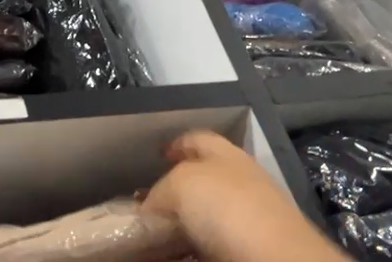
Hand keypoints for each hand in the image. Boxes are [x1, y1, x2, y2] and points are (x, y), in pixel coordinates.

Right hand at [143, 130, 345, 261]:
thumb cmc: (230, 210)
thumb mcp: (182, 184)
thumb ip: (160, 192)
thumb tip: (149, 210)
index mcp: (226, 157)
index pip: (197, 141)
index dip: (177, 146)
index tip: (158, 157)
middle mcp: (239, 188)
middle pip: (200, 187)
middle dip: (172, 199)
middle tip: (144, 213)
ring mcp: (247, 230)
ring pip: (203, 229)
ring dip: (178, 237)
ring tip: (149, 245)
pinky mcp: (247, 258)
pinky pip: (207, 255)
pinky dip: (188, 258)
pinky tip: (174, 260)